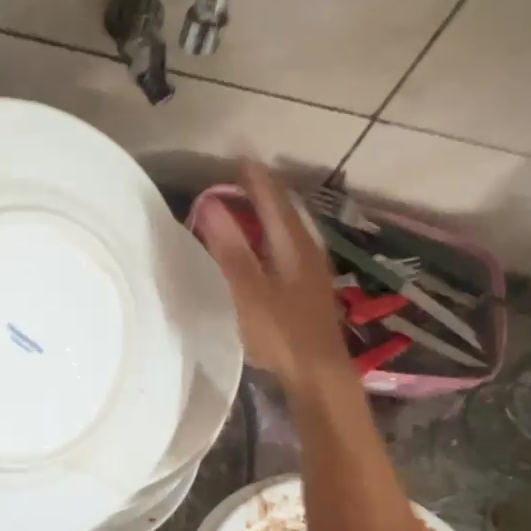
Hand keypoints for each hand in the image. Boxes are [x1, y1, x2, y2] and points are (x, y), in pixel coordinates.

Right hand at [201, 160, 354, 395]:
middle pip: (286, 215)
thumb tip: (210, 204)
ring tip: (253, 208)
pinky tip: (266, 253)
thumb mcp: (249, 291)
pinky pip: (288, 253)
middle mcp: (307, 254)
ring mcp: (312, 276)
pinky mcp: (309, 295)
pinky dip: (273, 242)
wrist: (319, 376)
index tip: (239, 155)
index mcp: (294, 247)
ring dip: (271, 218)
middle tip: (244, 178)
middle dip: (266, 194)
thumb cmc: (282, 334)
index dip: (256, 179)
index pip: (273, 202)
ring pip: (290, 234)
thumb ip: (230, 249)